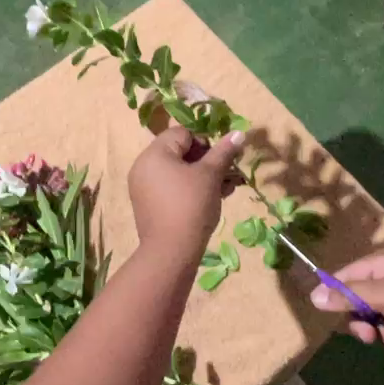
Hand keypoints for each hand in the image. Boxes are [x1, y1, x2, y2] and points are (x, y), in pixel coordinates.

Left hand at [128, 127, 244, 255]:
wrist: (172, 251)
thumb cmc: (191, 205)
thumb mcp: (211, 175)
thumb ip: (224, 151)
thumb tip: (239, 133)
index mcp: (154, 154)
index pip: (183, 133)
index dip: (205, 142)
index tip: (220, 159)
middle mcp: (144, 167)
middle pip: (180, 152)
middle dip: (207, 161)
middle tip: (228, 174)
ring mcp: (145, 188)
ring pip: (179, 172)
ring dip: (204, 176)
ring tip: (226, 189)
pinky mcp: (150, 205)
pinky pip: (172, 188)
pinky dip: (191, 189)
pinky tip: (212, 199)